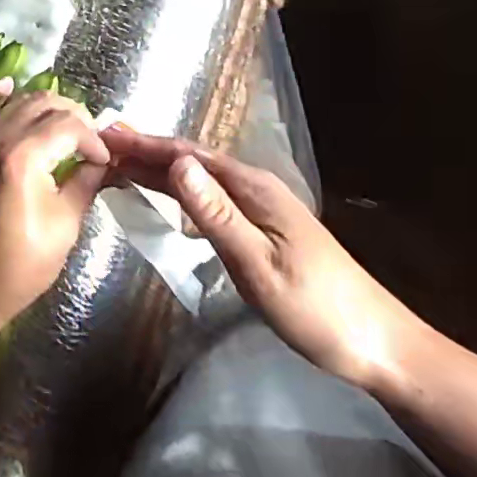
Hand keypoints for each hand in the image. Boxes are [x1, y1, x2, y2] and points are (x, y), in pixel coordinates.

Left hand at [0, 82, 109, 337]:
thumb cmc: (21, 263)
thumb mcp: (65, 224)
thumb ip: (86, 181)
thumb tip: (106, 160)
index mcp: (24, 158)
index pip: (70, 125)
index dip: (94, 139)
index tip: (105, 161)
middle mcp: (1, 138)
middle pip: (49, 105)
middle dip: (77, 119)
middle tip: (93, 146)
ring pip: (23, 101)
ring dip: (50, 107)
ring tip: (71, 131)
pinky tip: (11, 84)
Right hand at [99, 127, 428, 394]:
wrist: (375, 341)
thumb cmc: (315, 306)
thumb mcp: (258, 264)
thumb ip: (216, 213)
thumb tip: (177, 162)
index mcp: (251, 186)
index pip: (186, 154)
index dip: (144, 144)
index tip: (105, 134)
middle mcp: (253, 186)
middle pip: (190, 160)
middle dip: (145, 152)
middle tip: (101, 146)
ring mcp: (259, 205)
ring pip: (199, 178)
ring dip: (159, 169)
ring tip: (120, 164)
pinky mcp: (261, 225)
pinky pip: (209, 197)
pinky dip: (179, 192)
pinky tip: (165, 196)